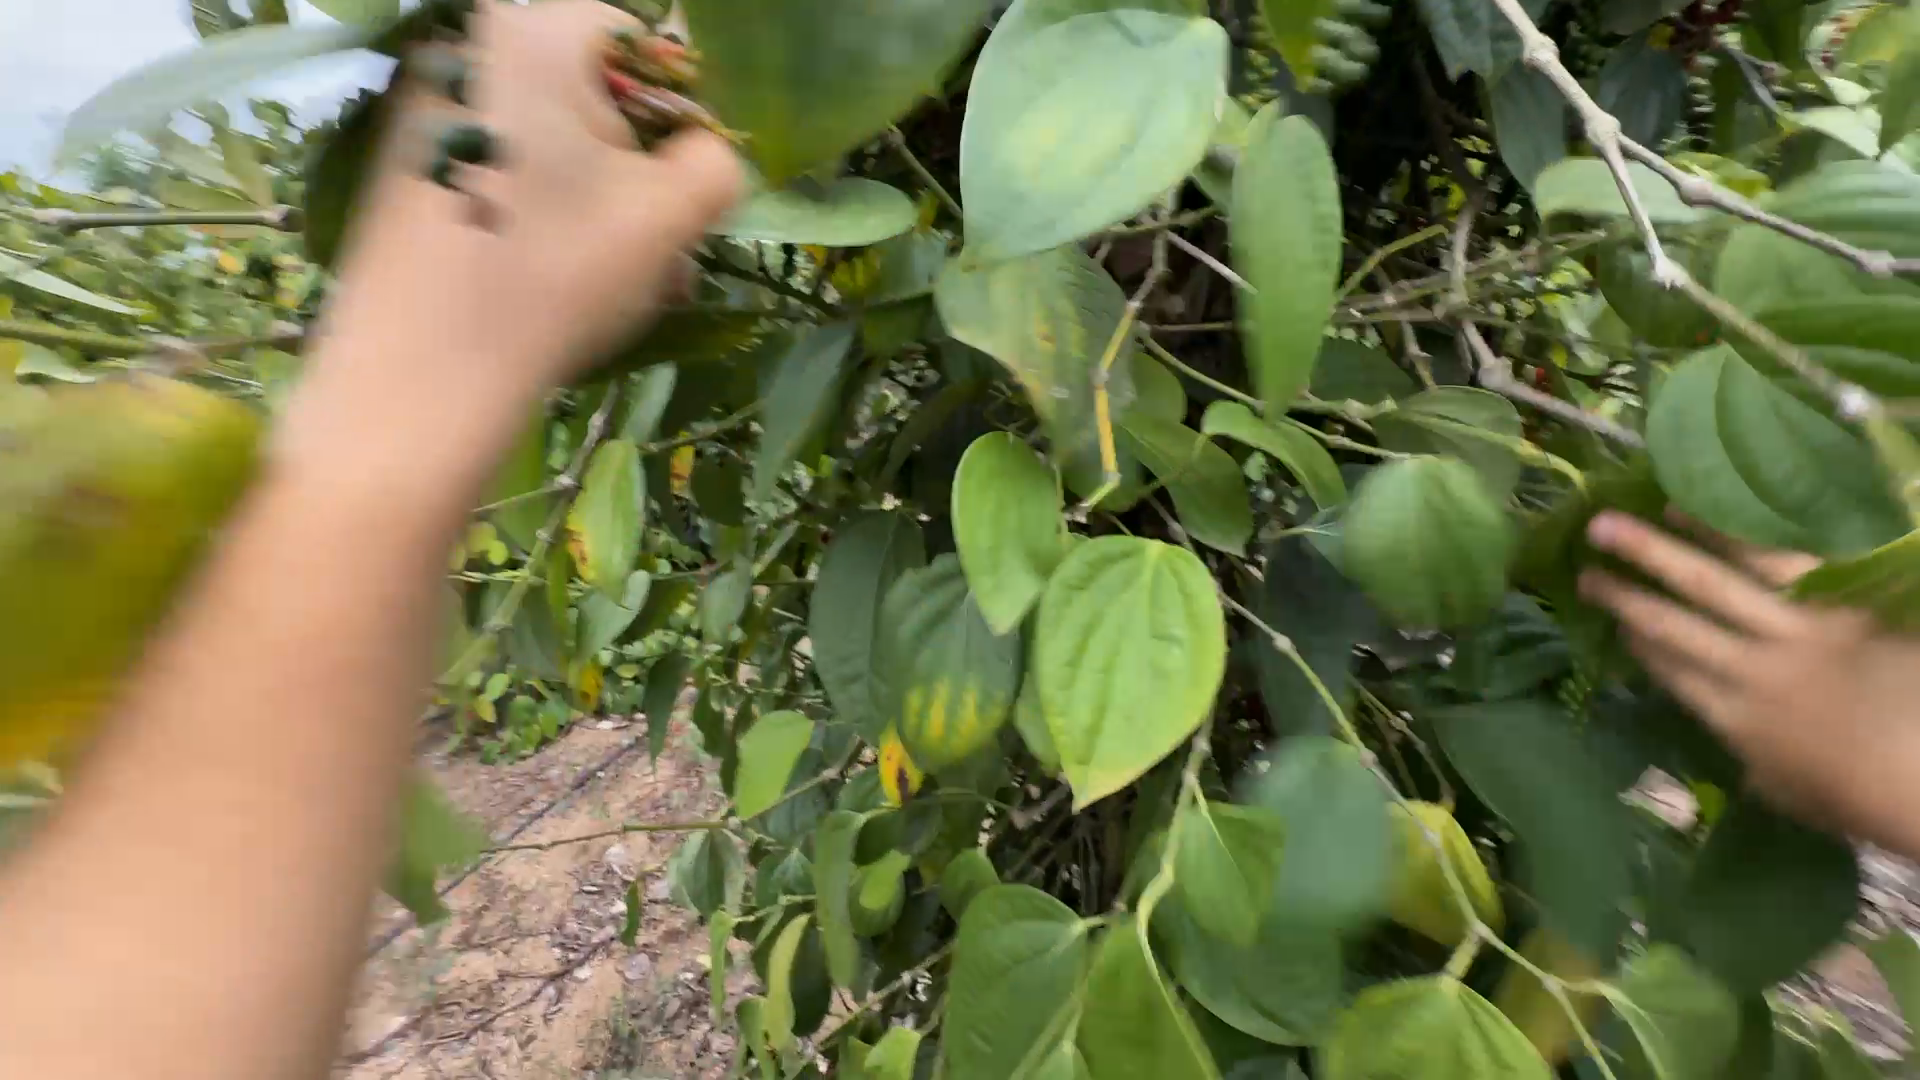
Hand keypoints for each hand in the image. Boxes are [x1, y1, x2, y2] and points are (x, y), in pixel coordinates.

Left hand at [298, 0, 742, 453]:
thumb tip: (707, 157)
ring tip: (635, 284)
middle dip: (648, 179)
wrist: (427, 371)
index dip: (684, 123)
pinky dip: (557, 219)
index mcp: (529, 35)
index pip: (642, 47)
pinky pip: (516, 177)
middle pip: (599, 104)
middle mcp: (469, 52)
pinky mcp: (416, 169)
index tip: (691, 197)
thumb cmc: (556, 277)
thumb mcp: (668, 217)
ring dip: (613, 210)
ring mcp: (433, 113)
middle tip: (671, 257)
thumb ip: (714, 165)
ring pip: (560, 150)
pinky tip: (572, 279)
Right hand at [1580, 511, 1919, 853]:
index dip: (1630, 638)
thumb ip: (1755, 758)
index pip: (1667, 667)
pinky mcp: (1851, 611)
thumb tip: (1738, 745)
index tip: (1602, 616)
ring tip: (1630, 517)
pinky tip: (1713, 513)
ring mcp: (1804, 638)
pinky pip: (1791, 566)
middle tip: (1585, 563)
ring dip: (1666, 549)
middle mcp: (1753, 671)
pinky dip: (1743, 538)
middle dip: (1622, 590)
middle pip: (1670, 622)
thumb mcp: (1791, 791)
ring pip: (1716, 584)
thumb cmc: (1873, 798)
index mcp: (1735, 718)